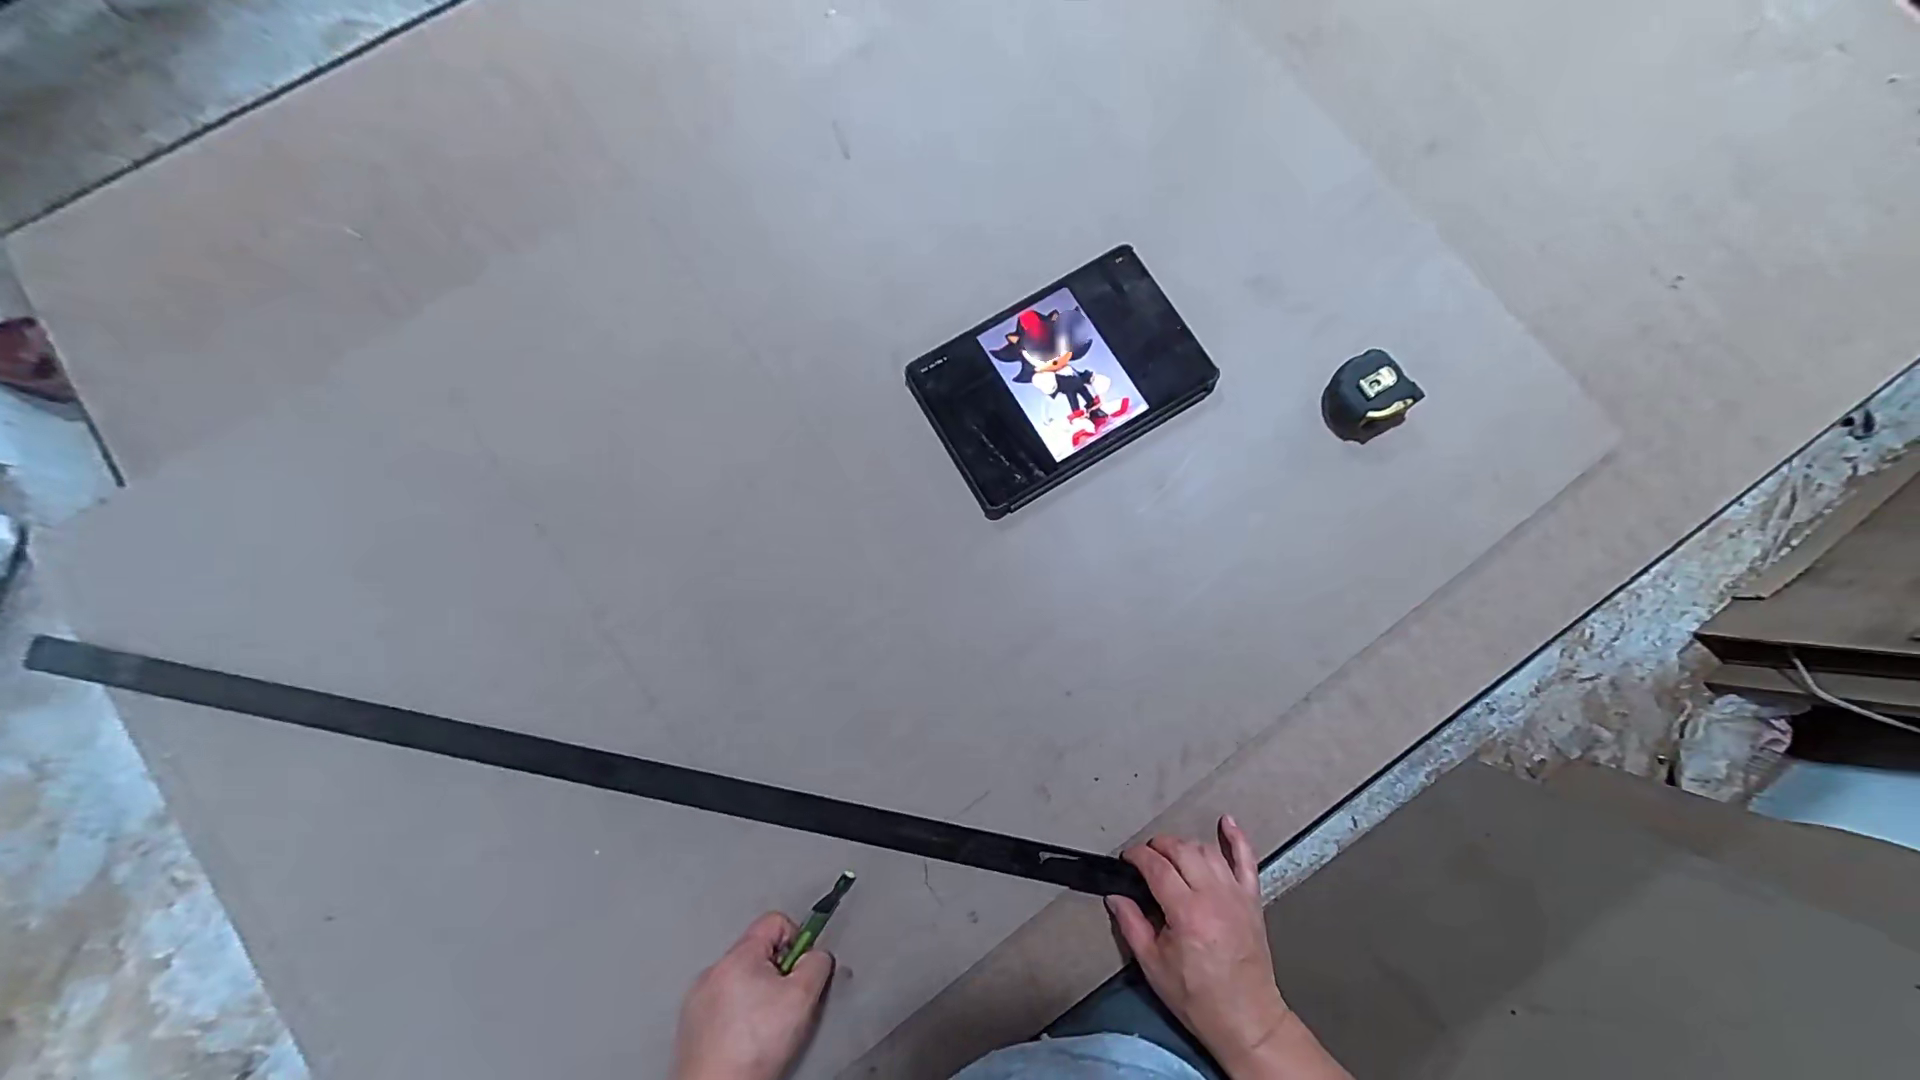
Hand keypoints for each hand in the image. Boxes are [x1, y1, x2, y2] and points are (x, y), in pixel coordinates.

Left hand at [673, 912, 834, 1079]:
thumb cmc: (757, 1045)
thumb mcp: (802, 997)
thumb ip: (817, 963)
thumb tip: (816, 955)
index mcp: (738, 955)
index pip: (775, 921)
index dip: (796, 940)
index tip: (799, 971)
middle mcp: (713, 969)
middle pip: (758, 952)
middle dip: (777, 973)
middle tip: (784, 1005)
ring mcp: (697, 998)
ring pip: (740, 979)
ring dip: (756, 994)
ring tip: (763, 1027)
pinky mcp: (689, 1025)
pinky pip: (722, 1003)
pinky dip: (736, 1015)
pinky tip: (743, 1040)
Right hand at [1107, 817, 1349, 1079]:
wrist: (1248, 1021)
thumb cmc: (1199, 998)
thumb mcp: (1153, 967)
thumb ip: (1131, 925)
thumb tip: (1115, 896)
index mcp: (1187, 913)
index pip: (1156, 867)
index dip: (1136, 857)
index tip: (1126, 859)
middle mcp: (1213, 897)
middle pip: (1181, 851)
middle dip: (1157, 846)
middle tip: (1144, 857)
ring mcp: (1236, 895)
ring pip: (1207, 850)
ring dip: (1184, 844)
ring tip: (1170, 852)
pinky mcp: (1251, 900)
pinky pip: (1246, 860)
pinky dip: (1237, 838)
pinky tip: (1227, 822)